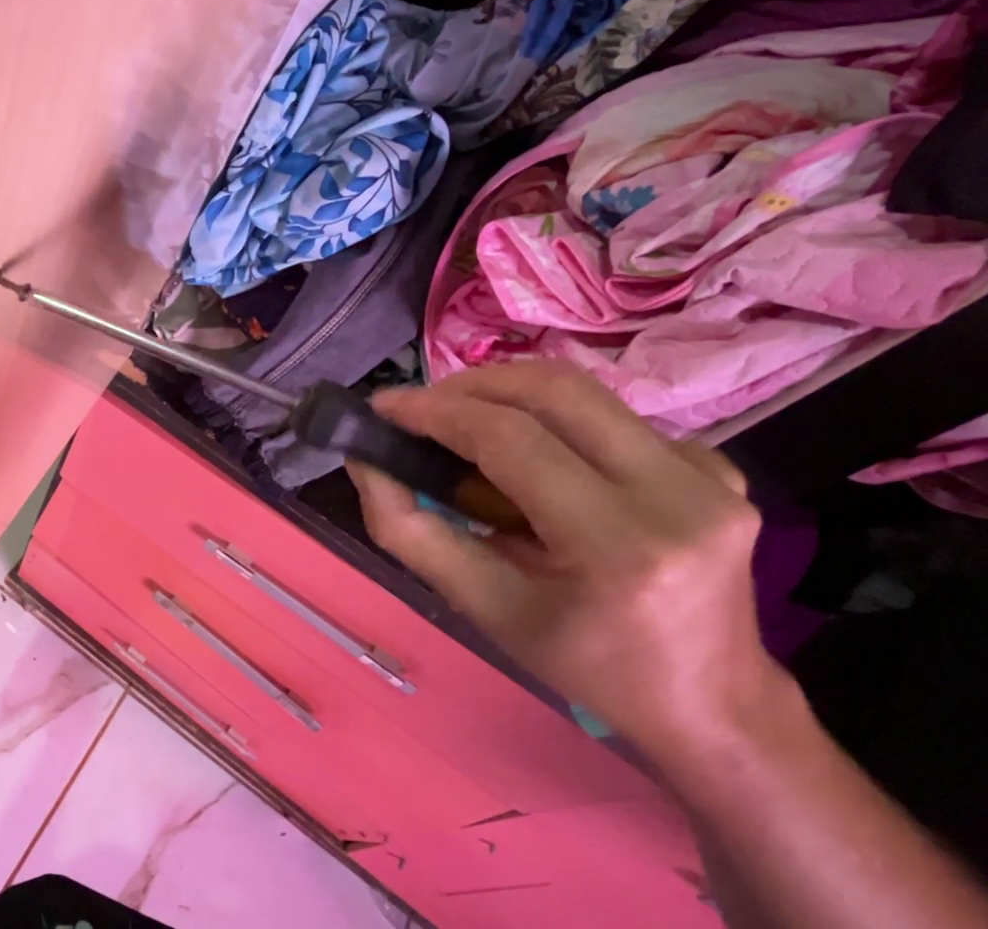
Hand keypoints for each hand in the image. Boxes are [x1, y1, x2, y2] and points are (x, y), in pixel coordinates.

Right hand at [346, 361, 785, 756]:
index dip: (437, 412)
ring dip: (509, 397)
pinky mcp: (720, 466)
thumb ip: (410, 532)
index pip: (513, 440)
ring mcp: (710, 474)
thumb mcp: (482, 608)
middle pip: (556, 391)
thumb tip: (365, 462)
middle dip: (472, 386)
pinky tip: (538, 462)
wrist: (709, 700)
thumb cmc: (583, 662)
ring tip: (462, 428)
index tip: (383, 408)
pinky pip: (613, 418)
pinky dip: (556, 424)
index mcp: (619, 545)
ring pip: (585, 394)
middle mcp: (677, 495)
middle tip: (420, 408)